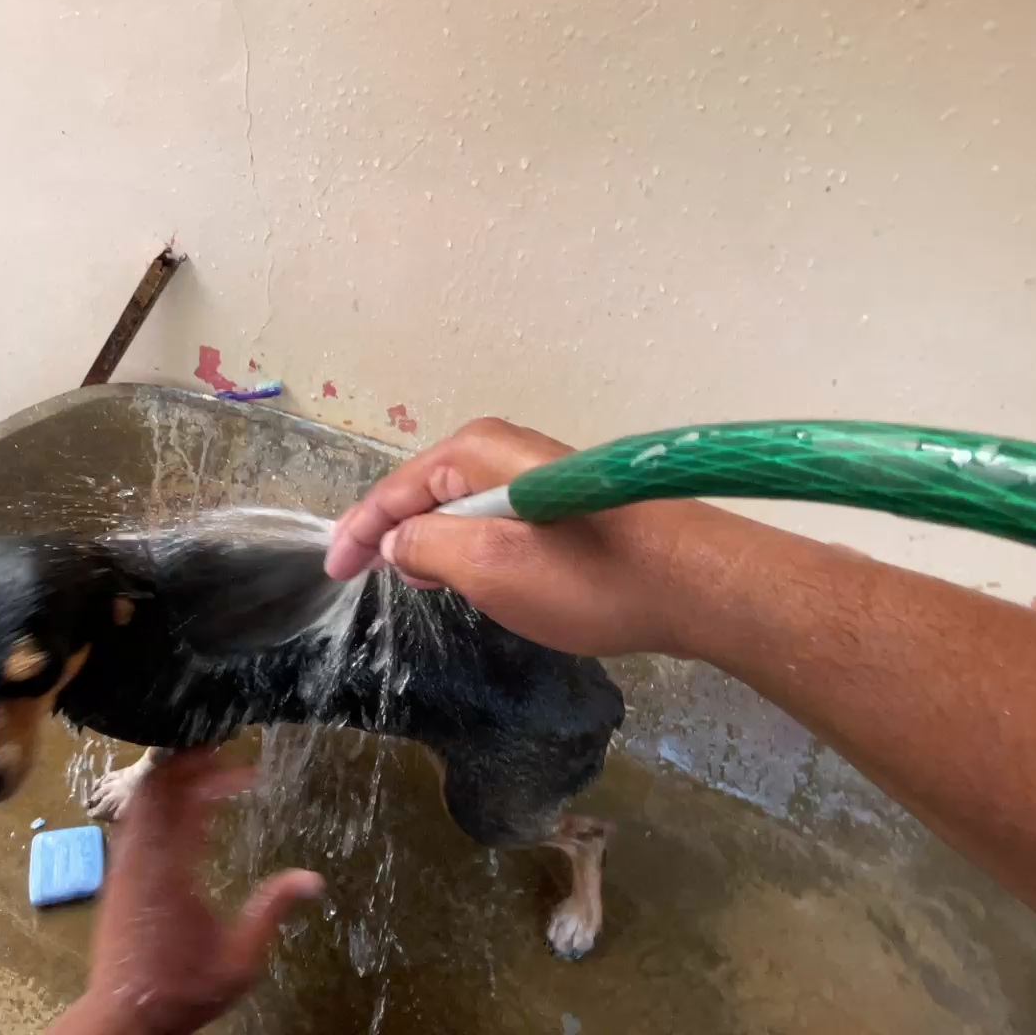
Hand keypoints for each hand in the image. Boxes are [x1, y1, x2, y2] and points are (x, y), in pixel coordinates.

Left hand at [49, 749, 325, 1034]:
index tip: (251, 773)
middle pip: (161, 784)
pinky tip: (177, 796)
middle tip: (223, 750)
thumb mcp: (239, 960)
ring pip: (143, 794)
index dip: (222, 777)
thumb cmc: (183, 988)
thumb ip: (271, 912)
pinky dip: (156, 794)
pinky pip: (133, 814)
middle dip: (191, 759)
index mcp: (174, 870)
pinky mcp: (118, 868)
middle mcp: (144, 856)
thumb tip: (313, 879)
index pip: (195, 802)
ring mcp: (126, 860)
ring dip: (172, 772)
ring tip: (203, 762)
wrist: (123, 1016)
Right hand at [324, 417, 729, 657]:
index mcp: (475, 452)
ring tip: (412, 577)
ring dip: (429, 543)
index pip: (393, 491)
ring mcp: (532, 471)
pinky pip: (489, 518)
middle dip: (391, 534)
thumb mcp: (487, 566)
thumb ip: (426, 546)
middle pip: (421, 493)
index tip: (333, 570)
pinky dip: (466, 546)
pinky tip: (465, 571)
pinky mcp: (558, 498)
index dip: (357, 532)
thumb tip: (398, 542)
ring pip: (455, 508)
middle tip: (366, 576)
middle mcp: (500, 449)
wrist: (702, 587)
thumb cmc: (587, 577)